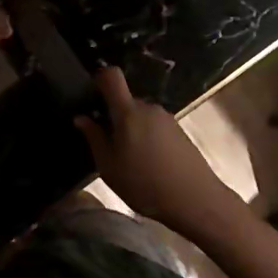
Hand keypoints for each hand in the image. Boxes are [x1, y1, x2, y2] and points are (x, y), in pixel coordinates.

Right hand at [75, 67, 233, 232]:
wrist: (196, 200)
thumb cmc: (144, 184)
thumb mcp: (109, 166)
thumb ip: (94, 138)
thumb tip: (81, 118)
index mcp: (128, 113)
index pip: (112, 77)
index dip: (99, 79)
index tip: (91, 96)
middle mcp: (149, 109)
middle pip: (125, 100)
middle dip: (113, 115)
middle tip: (106, 143)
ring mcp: (167, 119)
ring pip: (140, 115)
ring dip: (130, 129)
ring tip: (127, 158)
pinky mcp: (179, 132)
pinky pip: (154, 126)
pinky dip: (145, 137)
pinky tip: (147, 163)